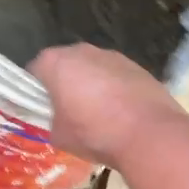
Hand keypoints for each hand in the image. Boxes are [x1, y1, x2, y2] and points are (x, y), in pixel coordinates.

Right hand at [30, 43, 188, 167]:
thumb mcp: (59, 135)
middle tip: (72, 111)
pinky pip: (117, 76)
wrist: (154, 137)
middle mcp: (80, 50)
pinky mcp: (138, 67)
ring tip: (103, 114)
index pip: (34, 71)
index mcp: (54, 62)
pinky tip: (125, 113)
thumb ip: (51, 120)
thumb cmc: (96, 133)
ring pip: (92, 68)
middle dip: (66, 83)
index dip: (37, 91)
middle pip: (65, 65)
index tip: (45, 109)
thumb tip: (59, 120)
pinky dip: (116, 89)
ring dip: (92, 84)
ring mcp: (112, 56)